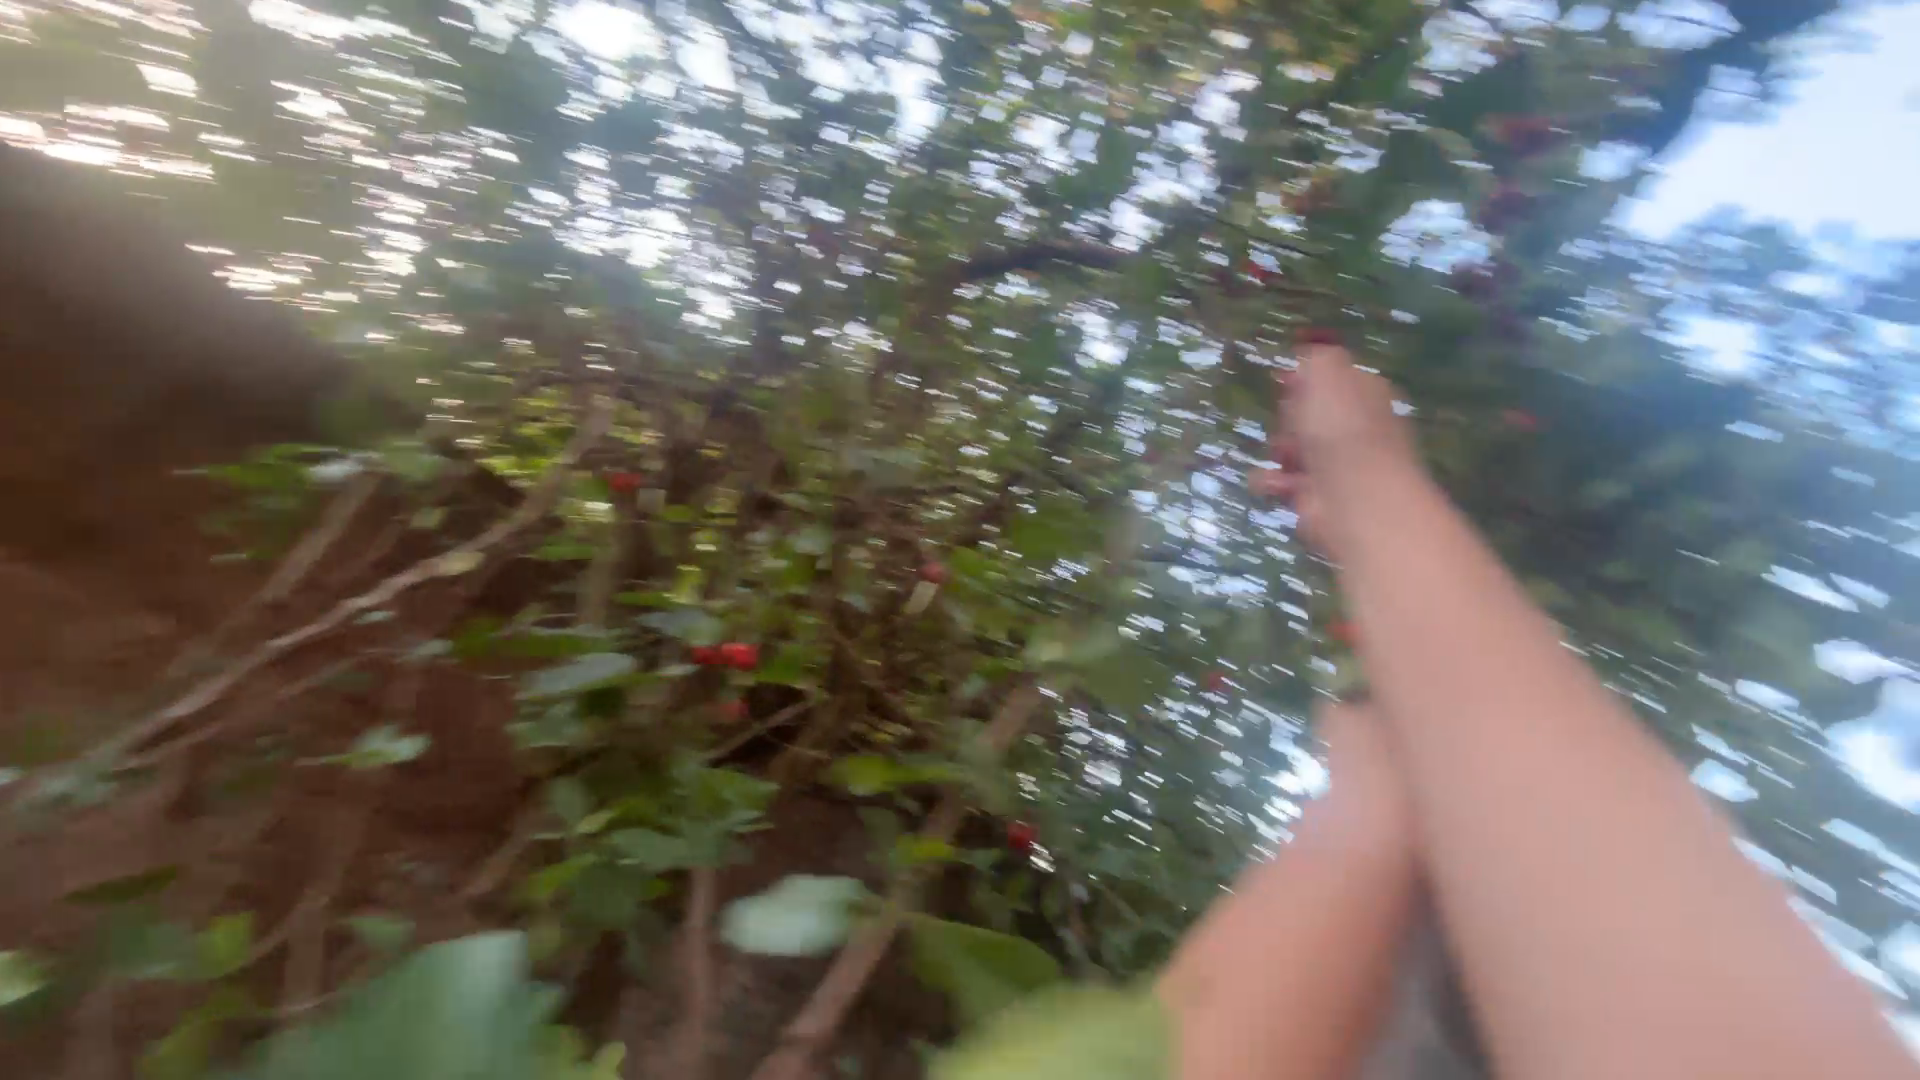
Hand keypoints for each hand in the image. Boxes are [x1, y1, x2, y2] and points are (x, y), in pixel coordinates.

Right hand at [1250, 343, 1419, 555]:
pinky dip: (1274, 481)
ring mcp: (1339, 464)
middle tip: (1286, 422)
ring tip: (1281, 456)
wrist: (1351, 493)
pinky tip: (1275, 483)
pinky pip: (1285, 482)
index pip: (1330, 381)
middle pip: (1308, 416)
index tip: (1285, 386)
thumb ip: (1314, 358)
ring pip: (1294, 449)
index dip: (1304, 382)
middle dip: (1288, 419)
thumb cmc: (1339, 426)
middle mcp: (1356, 427)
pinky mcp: (1319, 495)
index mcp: (1364, 393)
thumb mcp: (1326, 372)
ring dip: (1279, 450)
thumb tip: (1303, 357)